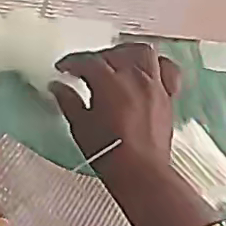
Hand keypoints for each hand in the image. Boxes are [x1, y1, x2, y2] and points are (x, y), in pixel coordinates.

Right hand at [50, 42, 182, 179]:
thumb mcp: (80, 125)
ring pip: (143, 53)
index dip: (72, 62)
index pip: (87, 61)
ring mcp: (154, 85)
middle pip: (114, 54)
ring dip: (126, 53)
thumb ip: (68, 101)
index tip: (63, 68)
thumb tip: (58, 87)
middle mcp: (135, 78)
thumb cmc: (109, 152)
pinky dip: (156, 65)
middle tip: (84, 69)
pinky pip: (167, 70)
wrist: (140, 172)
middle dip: (96, 58)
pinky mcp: (167, 96)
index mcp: (109, 83)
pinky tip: (147, 72)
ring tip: (115, 62)